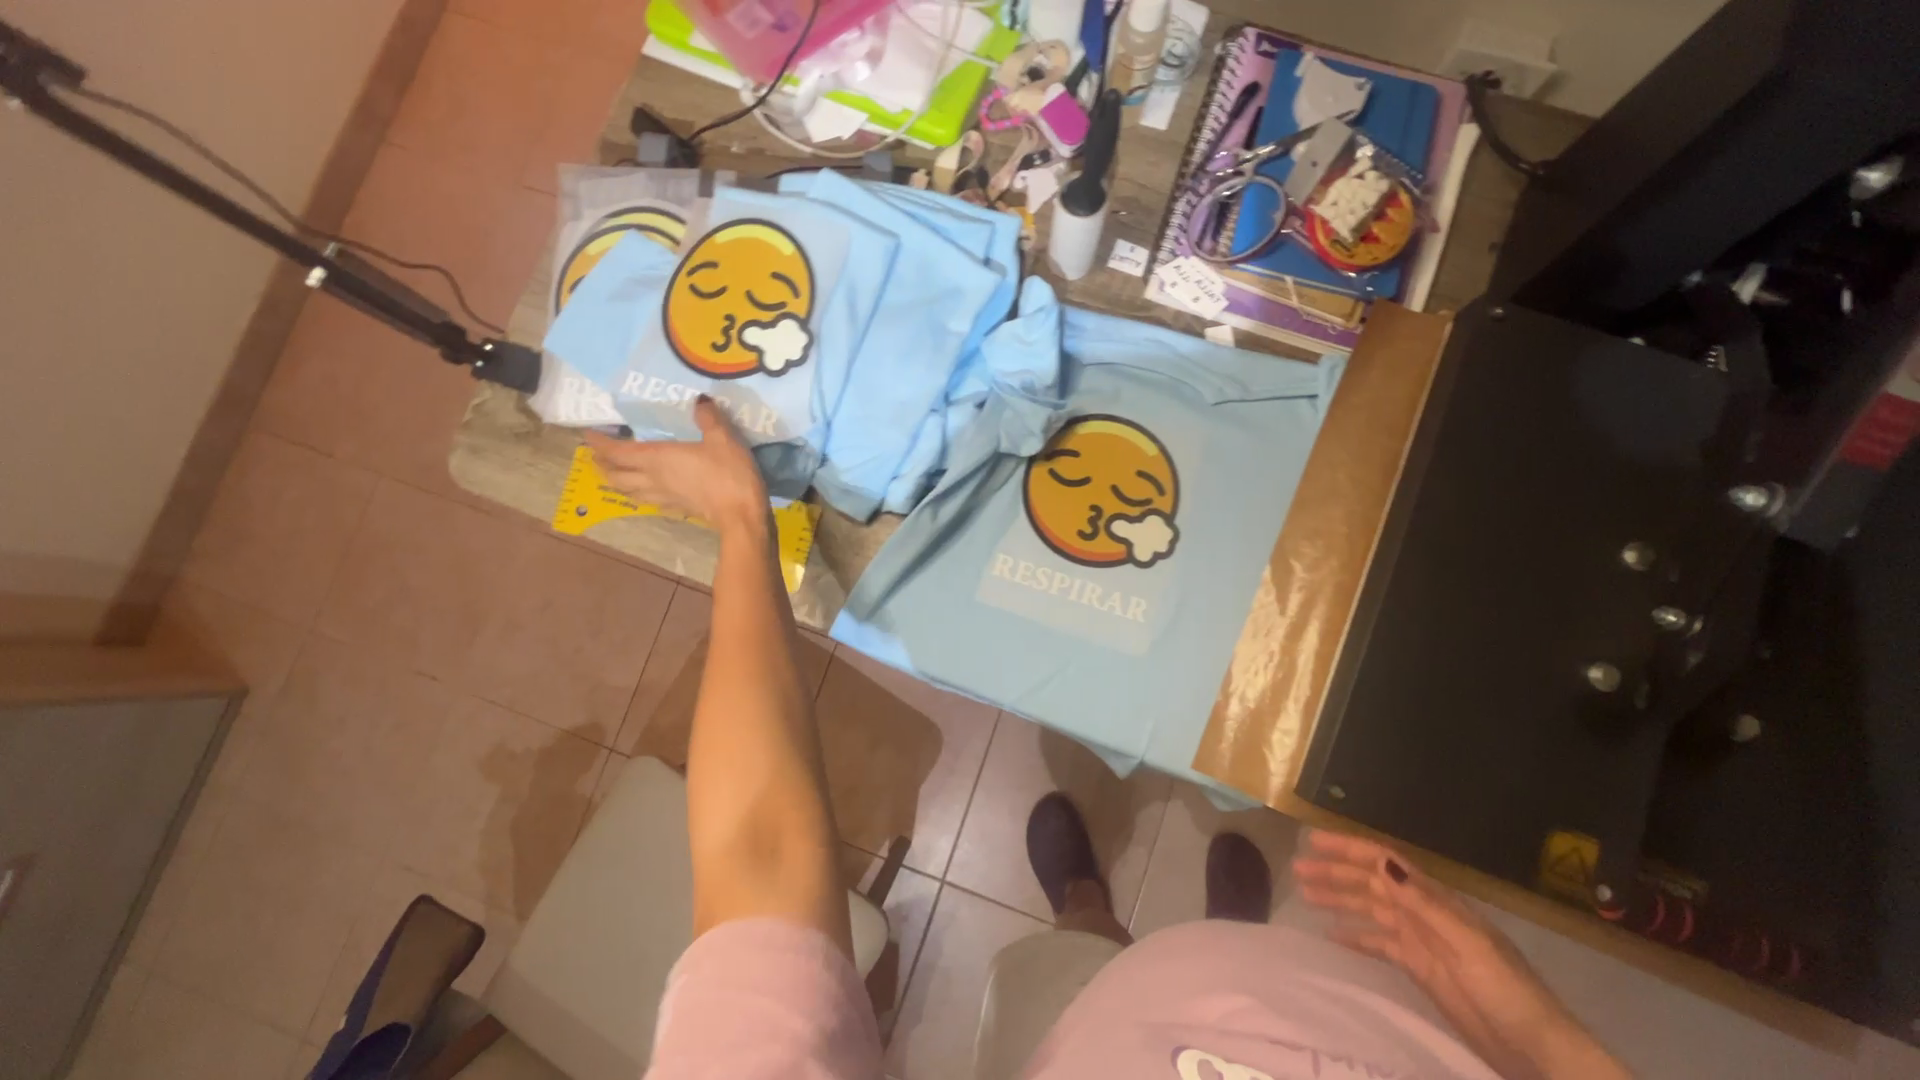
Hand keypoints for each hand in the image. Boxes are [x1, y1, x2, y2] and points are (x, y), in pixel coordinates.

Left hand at [582, 398, 767, 535]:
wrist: (740, 514)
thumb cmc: (729, 473)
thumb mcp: (722, 438)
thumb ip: (708, 418)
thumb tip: (700, 401)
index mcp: (658, 459)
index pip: (618, 452)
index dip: (600, 443)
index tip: (589, 434)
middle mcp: (653, 478)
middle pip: (615, 475)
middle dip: (602, 464)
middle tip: (597, 453)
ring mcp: (663, 496)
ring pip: (627, 490)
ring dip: (615, 480)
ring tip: (613, 471)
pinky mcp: (675, 508)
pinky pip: (646, 499)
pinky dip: (636, 492)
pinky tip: (643, 488)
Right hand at [1293, 830, 1627, 1079]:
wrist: (1537, 1048)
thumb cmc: (1507, 991)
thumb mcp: (1468, 944)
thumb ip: (1425, 905)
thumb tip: (1384, 863)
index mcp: (1438, 902)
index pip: (1387, 863)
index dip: (1351, 848)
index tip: (1315, 840)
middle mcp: (1425, 914)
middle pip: (1373, 884)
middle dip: (1336, 872)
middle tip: (1298, 869)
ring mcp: (1422, 942)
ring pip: (1371, 910)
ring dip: (1340, 899)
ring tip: (1305, 895)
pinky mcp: (1420, 969)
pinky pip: (1380, 944)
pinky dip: (1355, 936)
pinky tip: (1331, 935)